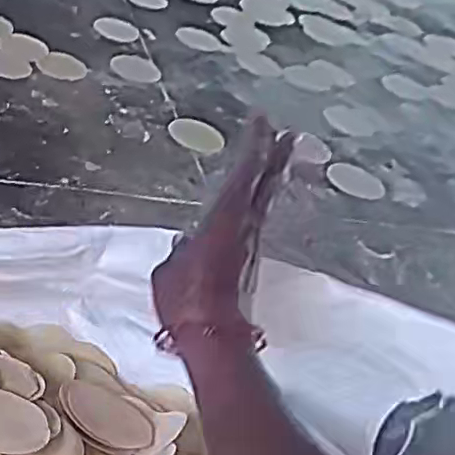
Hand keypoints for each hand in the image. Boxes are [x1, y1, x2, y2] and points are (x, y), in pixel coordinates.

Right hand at [151, 116, 295, 349]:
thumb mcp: (168, 271)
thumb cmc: (186, 300)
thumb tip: (184, 246)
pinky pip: (253, 225)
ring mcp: (251, 246)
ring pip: (263, 203)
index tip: (263, 120)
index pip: (247, 171)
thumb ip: (177, 253)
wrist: (212, 335)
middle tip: (285, 134)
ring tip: (272, 165)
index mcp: (226, 219)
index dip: (256, 143)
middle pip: (266, 182)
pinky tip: (249, 210)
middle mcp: (246, 227)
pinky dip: (255, 209)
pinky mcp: (250, 264)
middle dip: (274, 156)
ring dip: (268, 182)